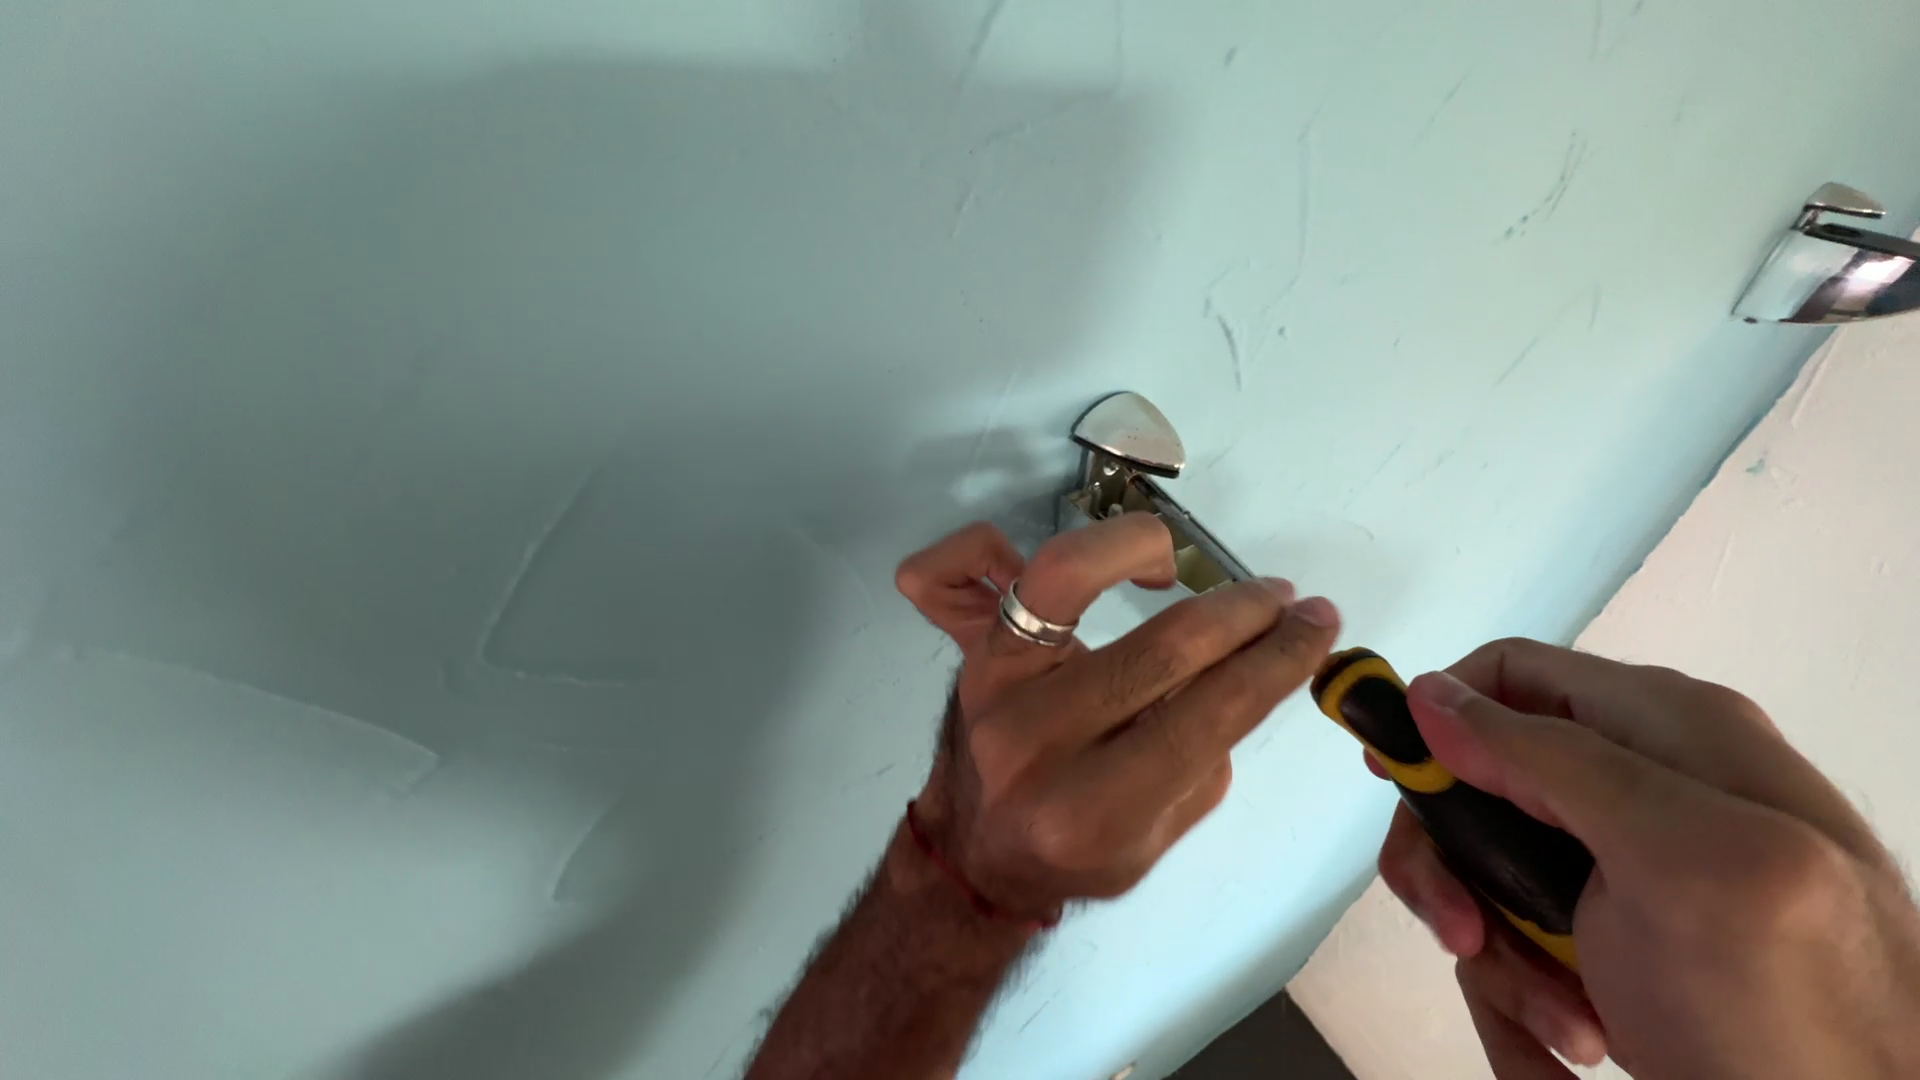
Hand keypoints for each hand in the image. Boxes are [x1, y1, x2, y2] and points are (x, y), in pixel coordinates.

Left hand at [894, 514, 1340, 919]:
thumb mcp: (1155, 837)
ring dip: (1148, 549)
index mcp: (1091, 811)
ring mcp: (991, 683)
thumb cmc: (1074, 850)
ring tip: (1182, 558)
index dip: (1274, 662)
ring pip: (1066, 575)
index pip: (1205, 718)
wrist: (976, 846)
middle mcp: (1034, 742)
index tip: (1316, 625)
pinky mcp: (971, 648)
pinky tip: (1077, 554)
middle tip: (1282, 597)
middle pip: (1159, 649)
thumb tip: (1249, 663)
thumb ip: (1203, 757)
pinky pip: (974, 561)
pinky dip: (1019, 540)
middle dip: (1240, 614)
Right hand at [1375, 638, 1919, 1078]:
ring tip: (1555, 1017)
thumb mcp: (1677, 861)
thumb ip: (1550, 760)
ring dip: (1489, 945)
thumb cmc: (1783, 1004)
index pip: (1506, 674)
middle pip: (1474, 779)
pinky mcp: (1609, 929)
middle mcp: (1639, 782)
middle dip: (1451, 862)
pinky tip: (1564, 1036)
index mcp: (1667, 728)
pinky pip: (1512, 932)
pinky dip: (1515, 990)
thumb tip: (1425, 692)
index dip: (1435, 716)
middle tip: (1461, 929)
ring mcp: (1621, 861)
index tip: (1394, 783)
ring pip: (1481, 864)